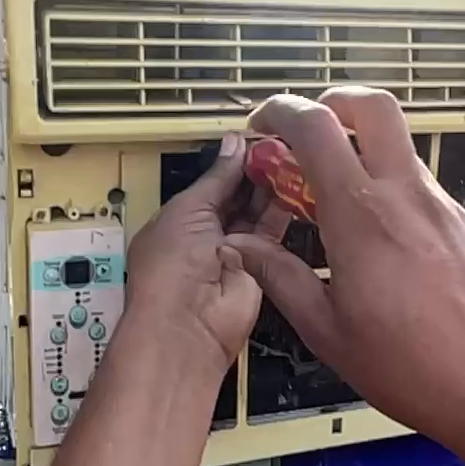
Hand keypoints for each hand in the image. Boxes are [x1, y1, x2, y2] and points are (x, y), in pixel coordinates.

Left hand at [122, 131, 282, 382]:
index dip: (232, 163)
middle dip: (255, 173)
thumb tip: (231, 145)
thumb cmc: (169, 270)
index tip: (254, 141)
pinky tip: (295, 186)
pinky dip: (283, 211)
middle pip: (238, 196)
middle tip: (278, 145)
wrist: (188, 324)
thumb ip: (217, 177)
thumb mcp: (189, 208)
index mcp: (179, 219)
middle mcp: (208, 235)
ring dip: (272, 189)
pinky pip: (274, 233)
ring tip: (289, 159)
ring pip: (258, 212)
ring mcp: (235, 251)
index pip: (211, 183)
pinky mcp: (261, 265)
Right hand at [224, 88, 464, 456]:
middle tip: (304, 135)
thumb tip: (241, 246)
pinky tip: (373, 232)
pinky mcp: (464, 223)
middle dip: (331, 102)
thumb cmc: (413, 369)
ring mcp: (441, 205)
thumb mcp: (328, 331)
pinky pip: (417, 181)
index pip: (317, 128)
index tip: (261, 125)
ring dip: (359, 147)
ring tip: (331, 194)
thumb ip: (280, 277)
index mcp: (362, 217)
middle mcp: (406, 195)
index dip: (280, 111)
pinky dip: (385, 183)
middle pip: (373, 106)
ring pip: (397, 143)